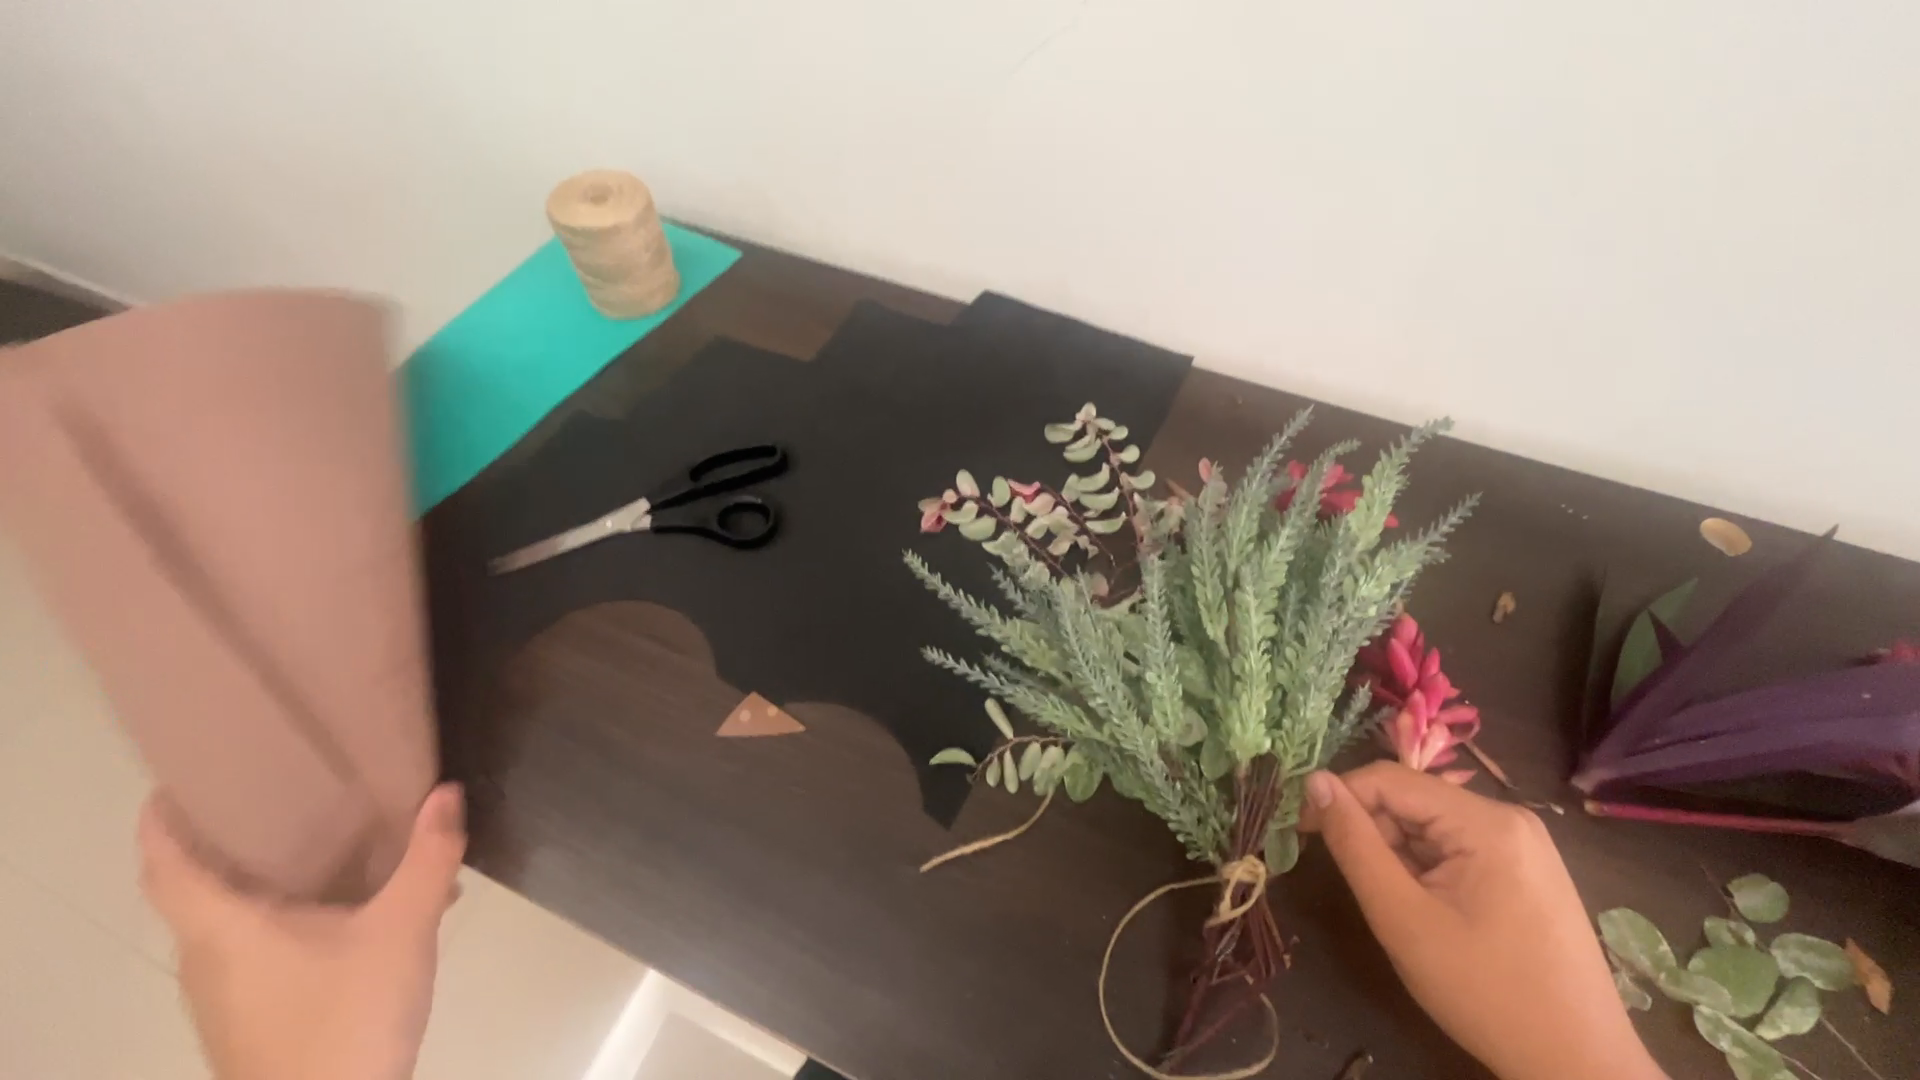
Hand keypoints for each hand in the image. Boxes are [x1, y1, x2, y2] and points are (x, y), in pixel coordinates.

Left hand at [138, 784, 465, 1079]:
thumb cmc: (349, 1014)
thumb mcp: (404, 927)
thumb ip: (428, 857)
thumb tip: (446, 791)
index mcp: (225, 930)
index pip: (168, 867)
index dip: (163, 822)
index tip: (180, 780)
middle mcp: (209, 958)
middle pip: (200, 889)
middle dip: (232, 839)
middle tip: (282, 790)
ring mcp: (227, 993)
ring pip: (236, 919)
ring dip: (273, 878)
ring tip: (334, 840)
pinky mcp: (254, 1014)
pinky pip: (261, 945)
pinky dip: (295, 912)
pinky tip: (360, 909)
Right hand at [1299, 763, 1665, 1079]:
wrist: (1579, 1067)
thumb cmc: (1485, 992)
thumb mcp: (1402, 918)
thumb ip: (1354, 843)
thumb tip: (1314, 781)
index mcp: (1486, 822)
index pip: (1388, 779)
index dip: (1338, 798)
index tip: (1304, 834)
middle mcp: (1509, 818)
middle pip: (1411, 800)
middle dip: (1373, 833)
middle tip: (1361, 887)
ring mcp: (1522, 844)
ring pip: (1429, 825)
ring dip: (1398, 855)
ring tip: (1399, 908)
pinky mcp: (1524, 868)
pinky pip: (1454, 846)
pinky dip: (1425, 868)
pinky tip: (1429, 911)